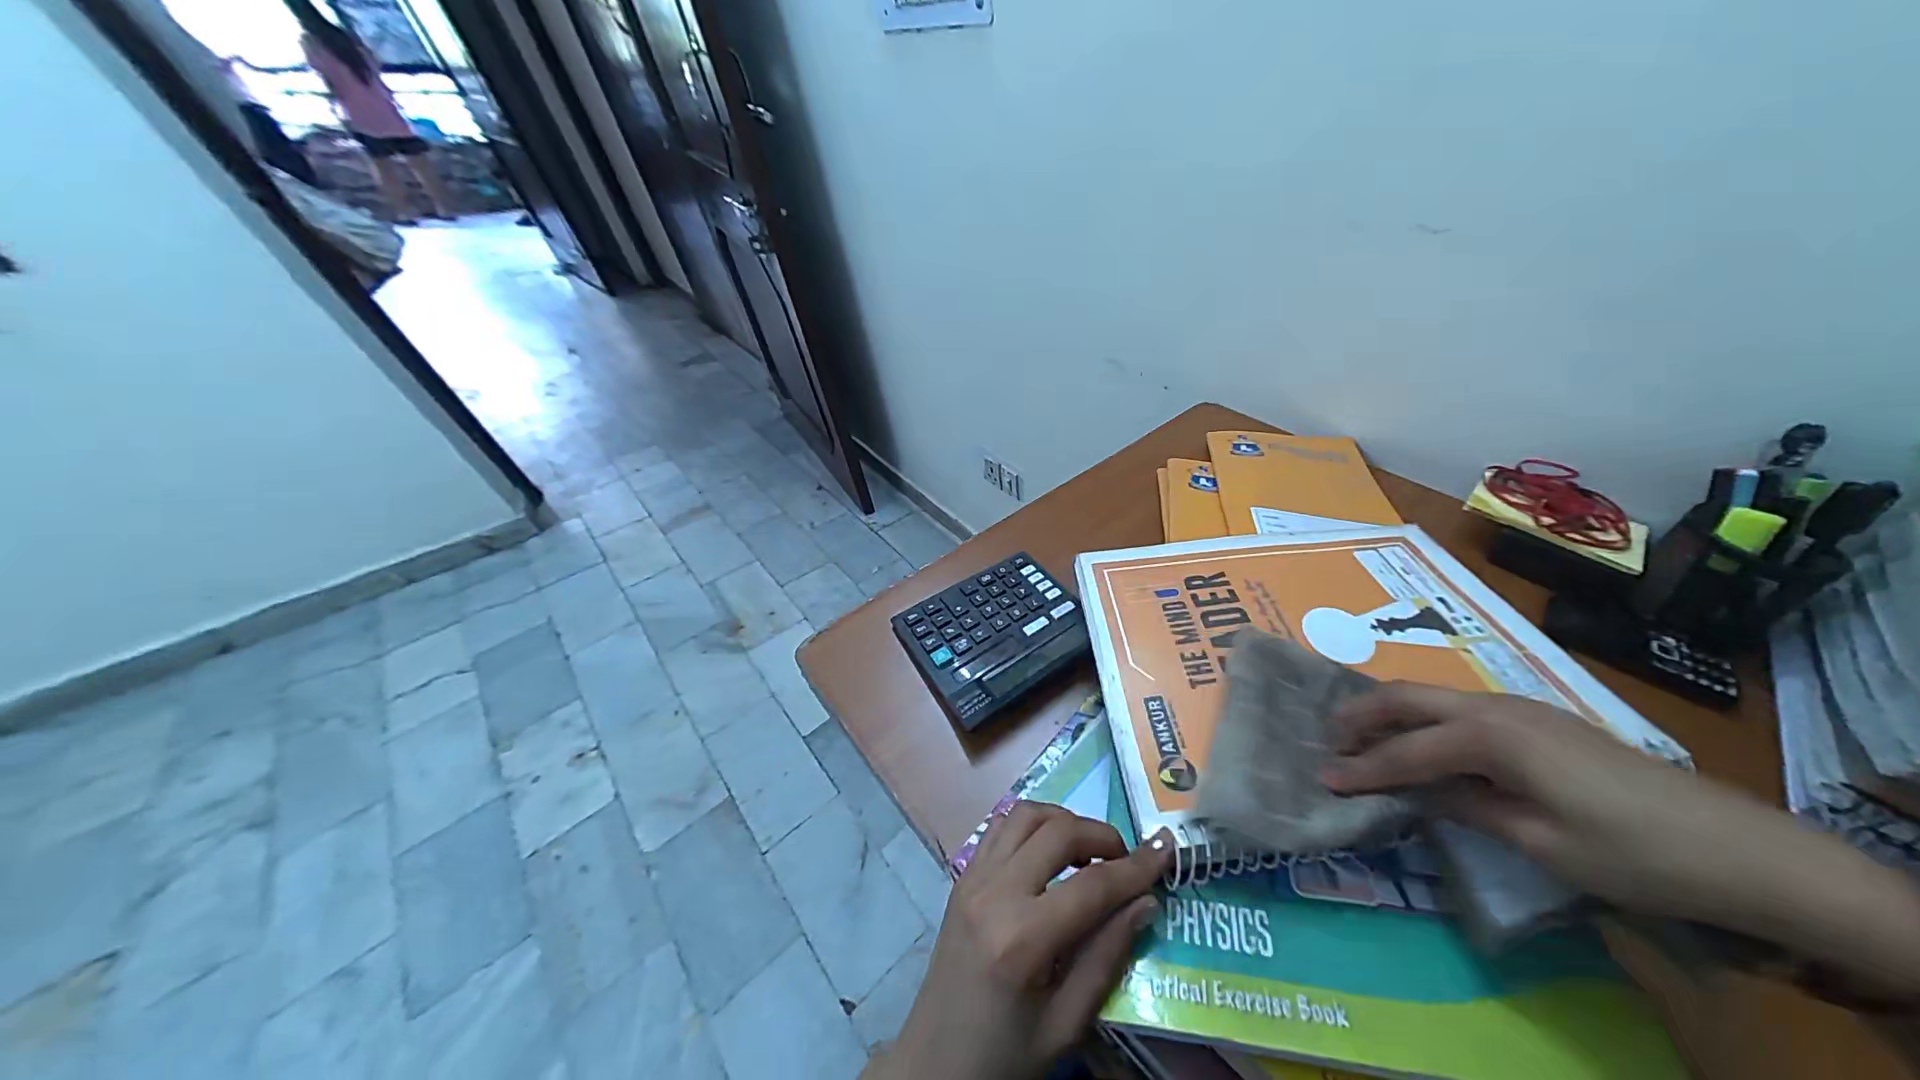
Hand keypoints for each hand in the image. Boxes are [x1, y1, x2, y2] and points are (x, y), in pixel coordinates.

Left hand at [865, 803, 1171, 1079]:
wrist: (934, 1061)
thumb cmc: (1006, 1053)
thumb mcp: (1067, 1024)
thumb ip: (1107, 956)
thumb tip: (1146, 900)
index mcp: (1022, 939)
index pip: (1092, 885)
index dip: (1136, 866)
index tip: (1167, 850)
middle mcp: (994, 893)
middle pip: (1058, 831)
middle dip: (1102, 836)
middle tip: (1125, 862)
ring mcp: (972, 878)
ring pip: (1025, 815)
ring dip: (1065, 822)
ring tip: (1088, 854)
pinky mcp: (961, 877)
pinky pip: (1000, 827)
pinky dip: (1032, 826)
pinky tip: (1049, 852)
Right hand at [1320, 682, 1919, 997]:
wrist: (1743, 850)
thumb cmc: (1632, 852)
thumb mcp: (1539, 842)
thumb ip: (1467, 806)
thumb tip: (1416, 792)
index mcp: (1492, 737)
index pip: (1406, 751)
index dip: (1362, 769)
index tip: (1322, 779)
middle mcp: (1498, 709)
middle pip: (1410, 698)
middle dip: (1363, 715)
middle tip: (1326, 735)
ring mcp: (1523, 709)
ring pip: (1436, 698)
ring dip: (1392, 712)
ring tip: (1360, 734)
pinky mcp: (1541, 721)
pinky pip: (1462, 710)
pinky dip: (1426, 720)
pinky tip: (1422, 740)